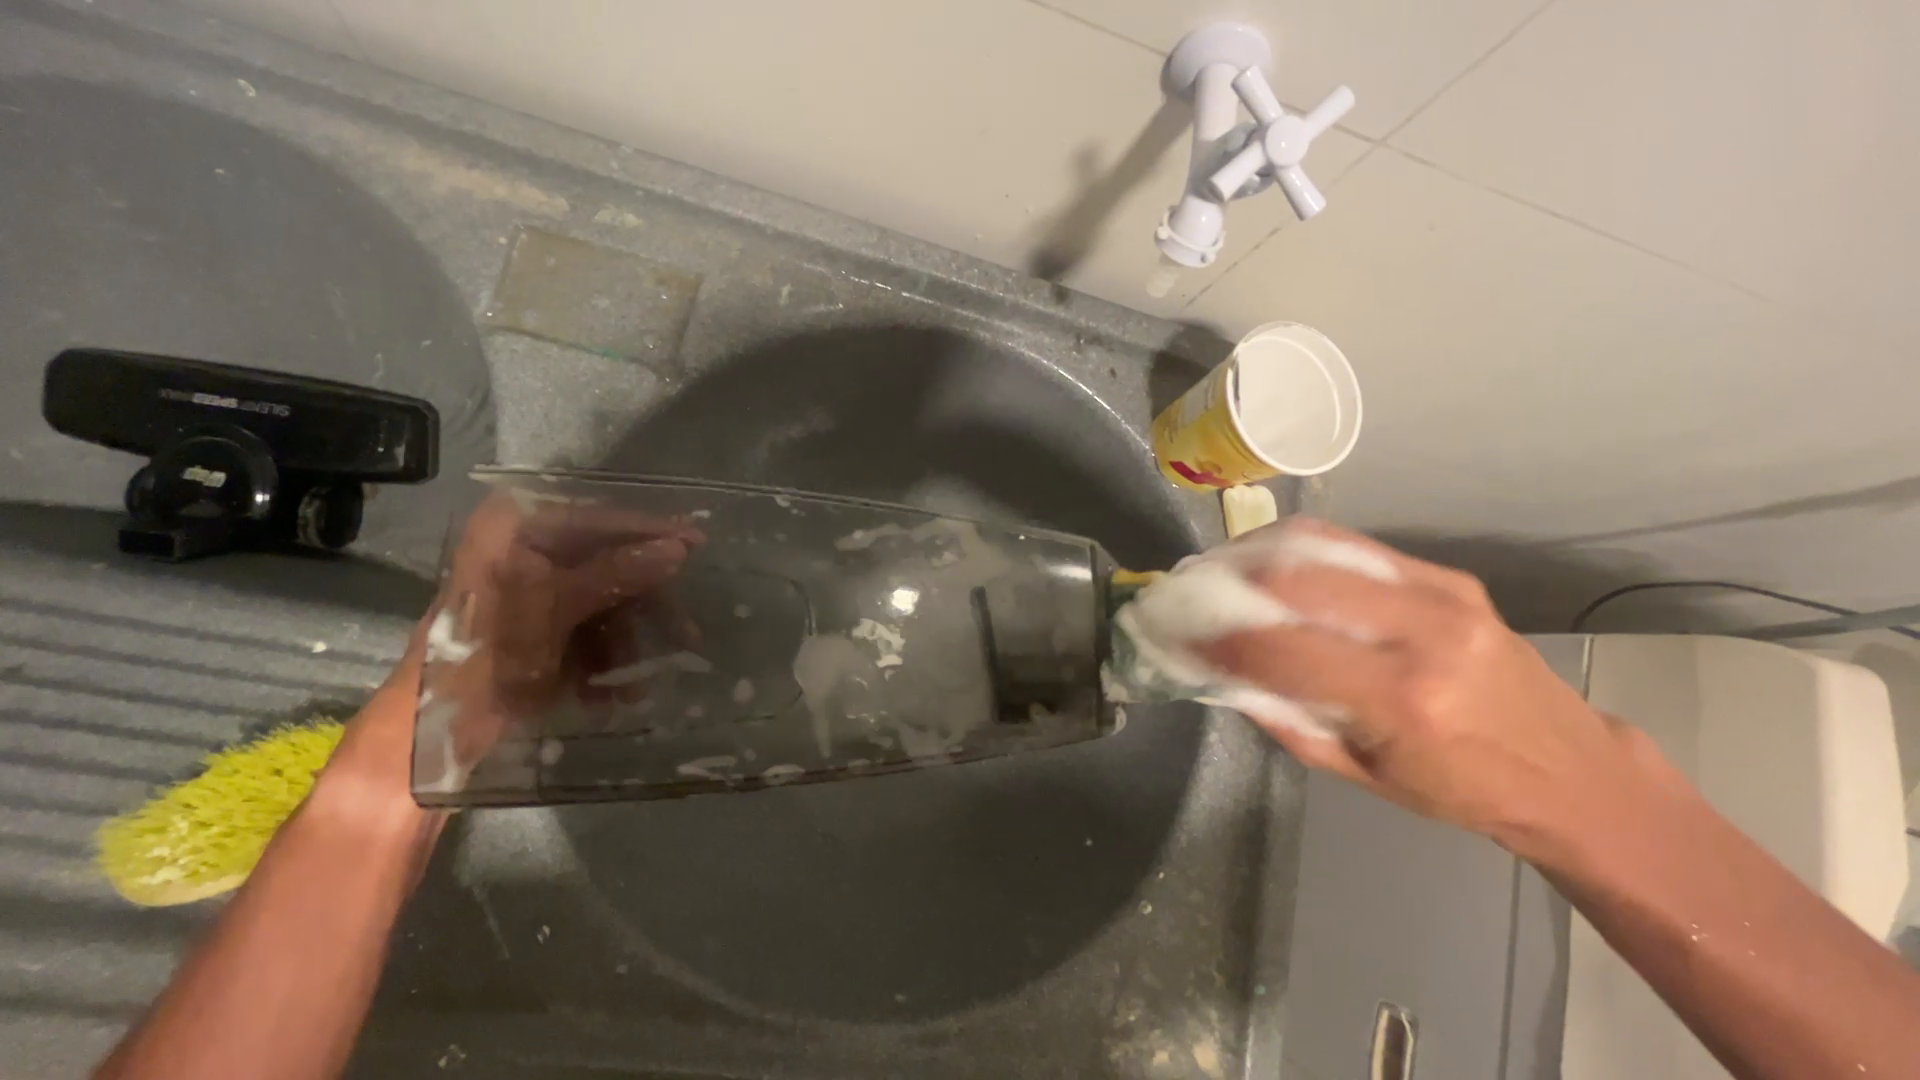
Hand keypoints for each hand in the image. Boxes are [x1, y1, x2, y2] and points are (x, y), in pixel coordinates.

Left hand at [326, 492, 701, 809]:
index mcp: (512, 533)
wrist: (423, 742)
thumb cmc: (482, 665)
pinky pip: (584, 631)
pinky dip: (603, 660)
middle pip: (604, 563)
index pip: (594, 519)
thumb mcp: (551, 616)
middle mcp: (520, 553)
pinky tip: (611, 694)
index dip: (647, 532)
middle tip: (686, 633)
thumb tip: (677, 547)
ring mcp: (527, 592)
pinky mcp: (532, 629)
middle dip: (642, 605)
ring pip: (600, 602)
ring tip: (637, 687)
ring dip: (625, 644)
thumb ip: (613, 575)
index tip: (697, 544)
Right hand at [1200, 520, 1645, 849]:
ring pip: (1323, 544)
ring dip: (1259, 553)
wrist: (1570, 770)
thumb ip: (1286, 720)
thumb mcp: (1361, 775)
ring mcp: (1442, 594)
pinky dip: (1304, 550)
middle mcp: (1422, 633)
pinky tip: (1277, 563)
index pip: (1280, 648)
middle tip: (1194, 590)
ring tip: (1224, 569)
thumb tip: (1222, 675)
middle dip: (1229, 580)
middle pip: (1296, 576)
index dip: (1217, 637)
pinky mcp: (1450, 577)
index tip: (1177, 632)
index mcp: (1400, 699)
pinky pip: (1358, 546)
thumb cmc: (1459, 790)